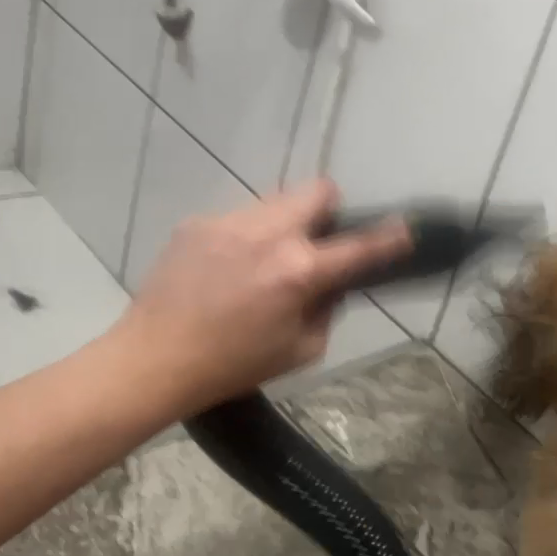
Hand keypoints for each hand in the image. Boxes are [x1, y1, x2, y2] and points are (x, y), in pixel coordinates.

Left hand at [113, 180, 409, 414]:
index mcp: (298, 271)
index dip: (390, 237)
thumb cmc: (233, 365)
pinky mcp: (198, 224)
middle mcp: (268, 236)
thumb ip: (327, 309)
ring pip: (277, 200)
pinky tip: (229, 268)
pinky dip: (247, 236)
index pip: (360, 246)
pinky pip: (240, 217)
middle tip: (320, 238)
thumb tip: (332, 283)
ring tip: (267, 257)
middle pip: (318, 190)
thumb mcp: (300, 349)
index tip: (406, 228)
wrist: (150, 361)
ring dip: (286, 222)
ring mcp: (229, 224)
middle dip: (329, 208)